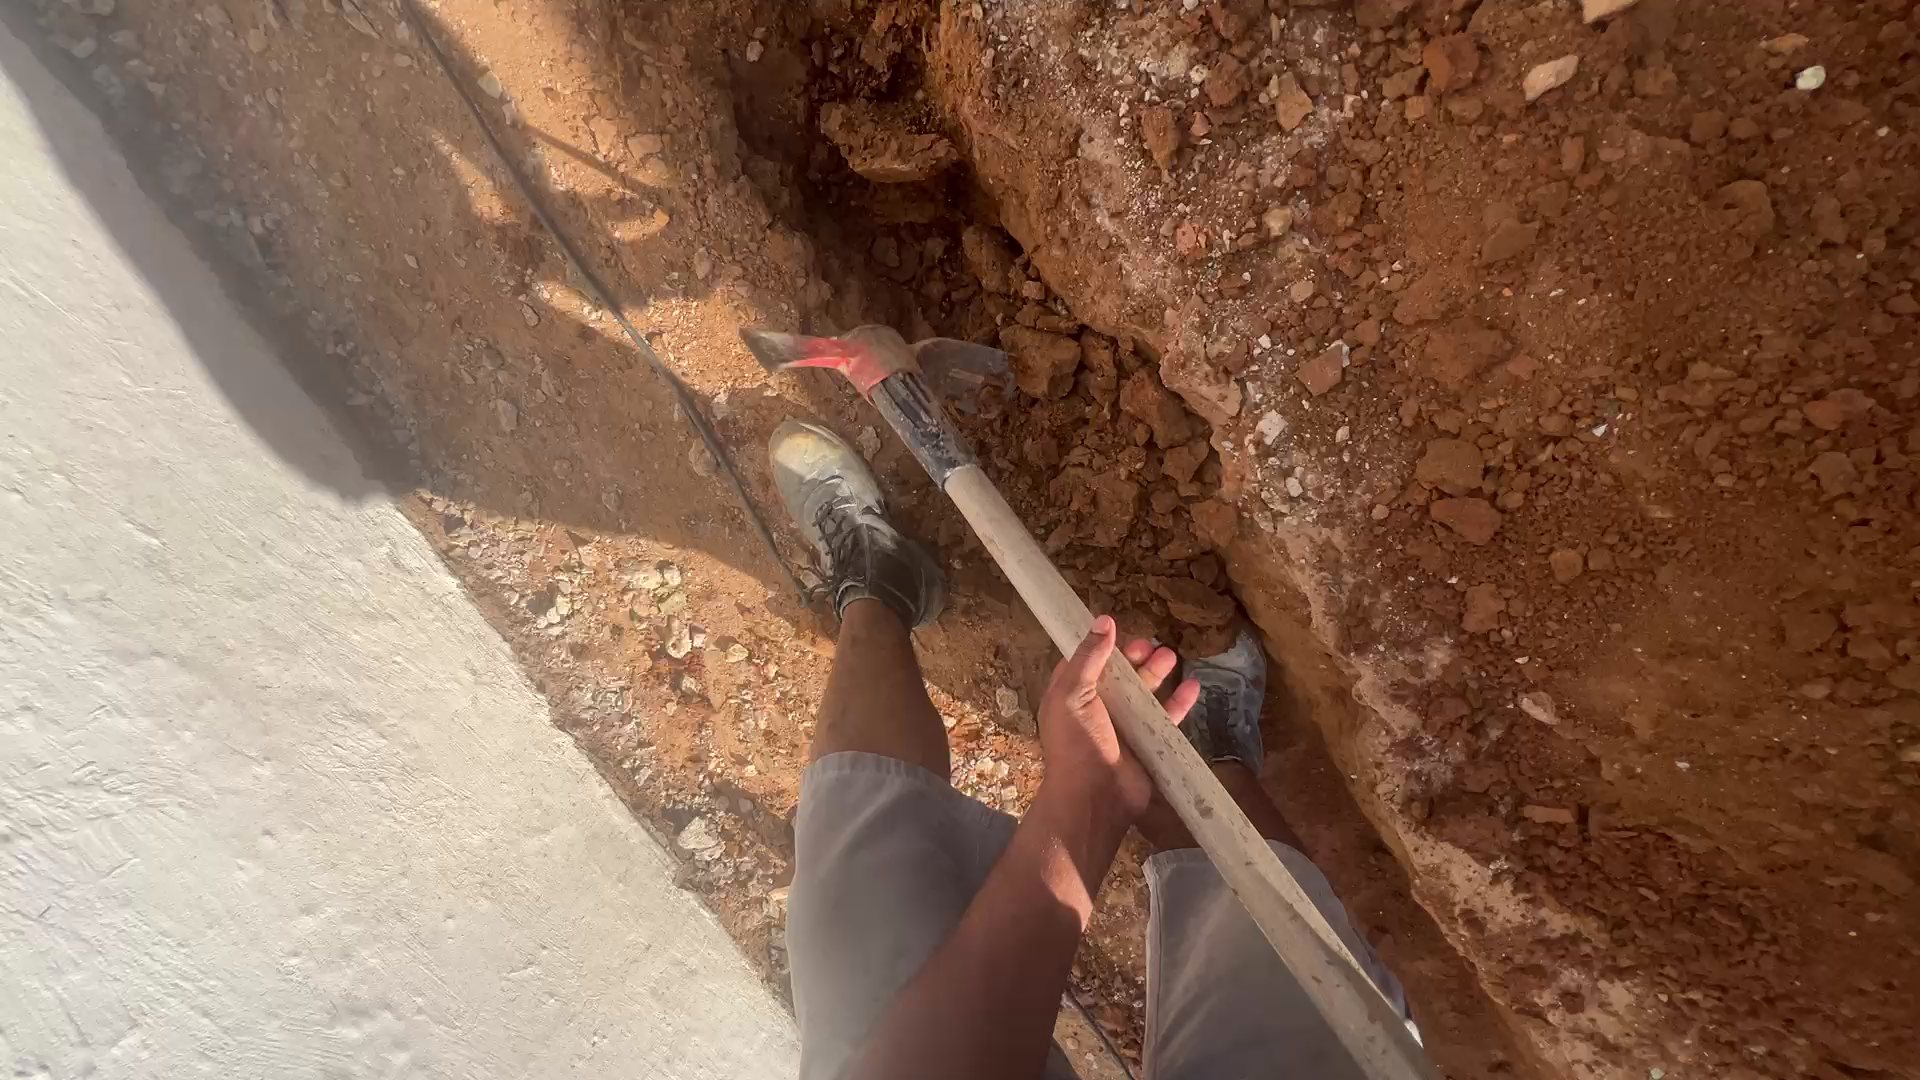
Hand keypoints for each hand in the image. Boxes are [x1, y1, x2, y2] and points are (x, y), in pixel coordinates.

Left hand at [1036, 615, 1199, 822]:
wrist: (1094, 799)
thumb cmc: (1076, 742)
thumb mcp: (1072, 694)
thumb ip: (1088, 658)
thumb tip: (1104, 621)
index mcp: (1071, 694)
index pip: (1086, 661)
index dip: (1103, 645)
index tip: (1119, 628)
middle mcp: (1096, 707)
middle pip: (1120, 674)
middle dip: (1135, 657)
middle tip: (1150, 644)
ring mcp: (1123, 725)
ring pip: (1145, 692)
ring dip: (1158, 673)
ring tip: (1171, 656)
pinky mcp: (1147, 743)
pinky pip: (1166, 717)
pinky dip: (1179, 702)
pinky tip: (1194, 686)